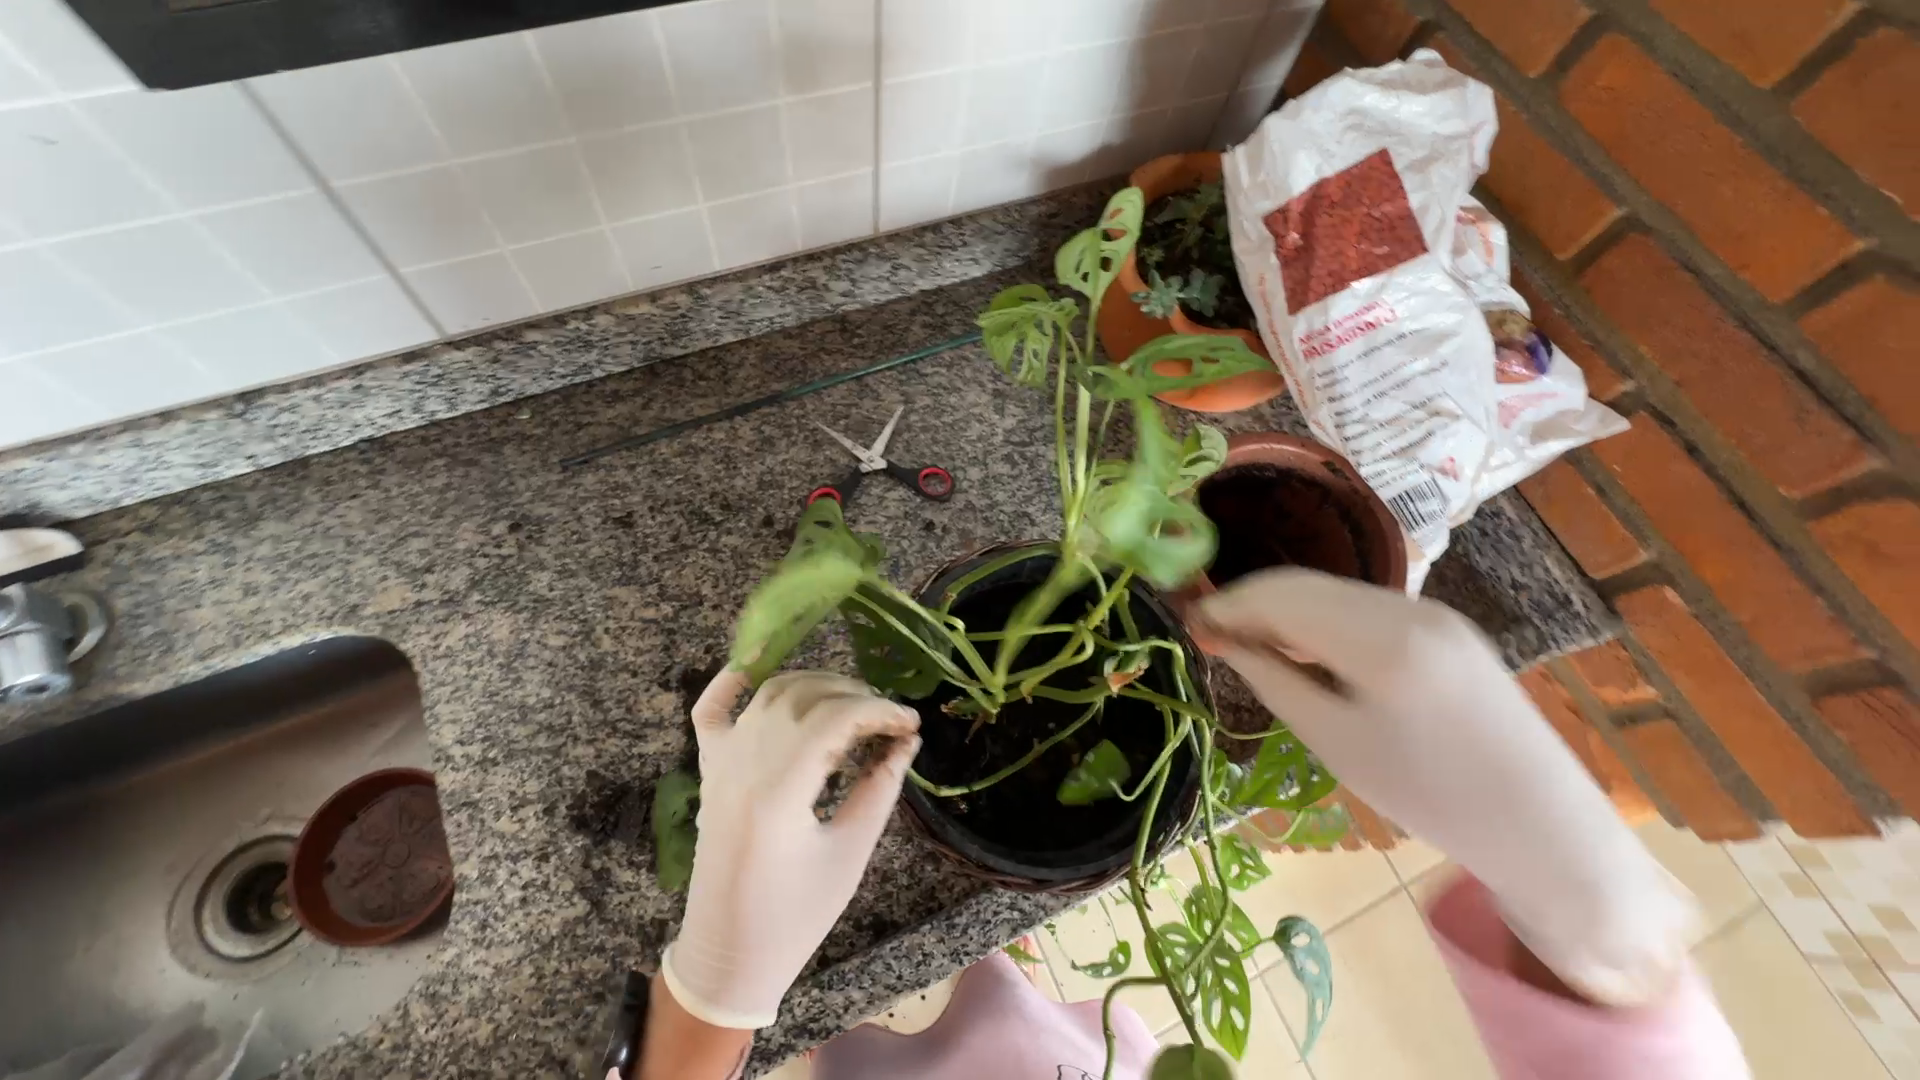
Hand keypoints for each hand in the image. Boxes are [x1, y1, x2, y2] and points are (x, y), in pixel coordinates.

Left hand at [662, 670, 920, 1029]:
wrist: (728, 955)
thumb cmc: (796, 916)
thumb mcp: (850, 854)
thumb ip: (880, 789)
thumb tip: (906, 742)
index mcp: (778, 791)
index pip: (835, 719)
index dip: (879, 712)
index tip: (911, 724)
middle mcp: (743, 763)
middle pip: (804, 698)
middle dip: (855, 697)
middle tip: (890, 721)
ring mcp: (720, 762)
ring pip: (769, 693)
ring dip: (815, 685)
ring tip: (853, 704)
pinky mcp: (708, 768)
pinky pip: (712, 709)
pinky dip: (733, 679)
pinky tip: (758, 661)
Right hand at [1200, 569, 1697, 1006]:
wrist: (1541, 823)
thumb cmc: (1427, 794)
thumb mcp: (1333, 741)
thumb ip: (1272, 679)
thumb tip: (1223, 639)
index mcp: (1381, 640)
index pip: (1279, 597)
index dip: (1226, 606)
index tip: (1188, 625)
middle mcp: (1408, 608)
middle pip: (1303, 584)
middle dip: (1249, 603)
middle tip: (1209, 635)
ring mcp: (1431, 611)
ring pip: (1331, 590)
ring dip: (1283, 609)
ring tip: (1249, 644)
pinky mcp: (1444, 624)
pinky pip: (1361, 606)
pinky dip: (1319, 618)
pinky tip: (1302, 646)